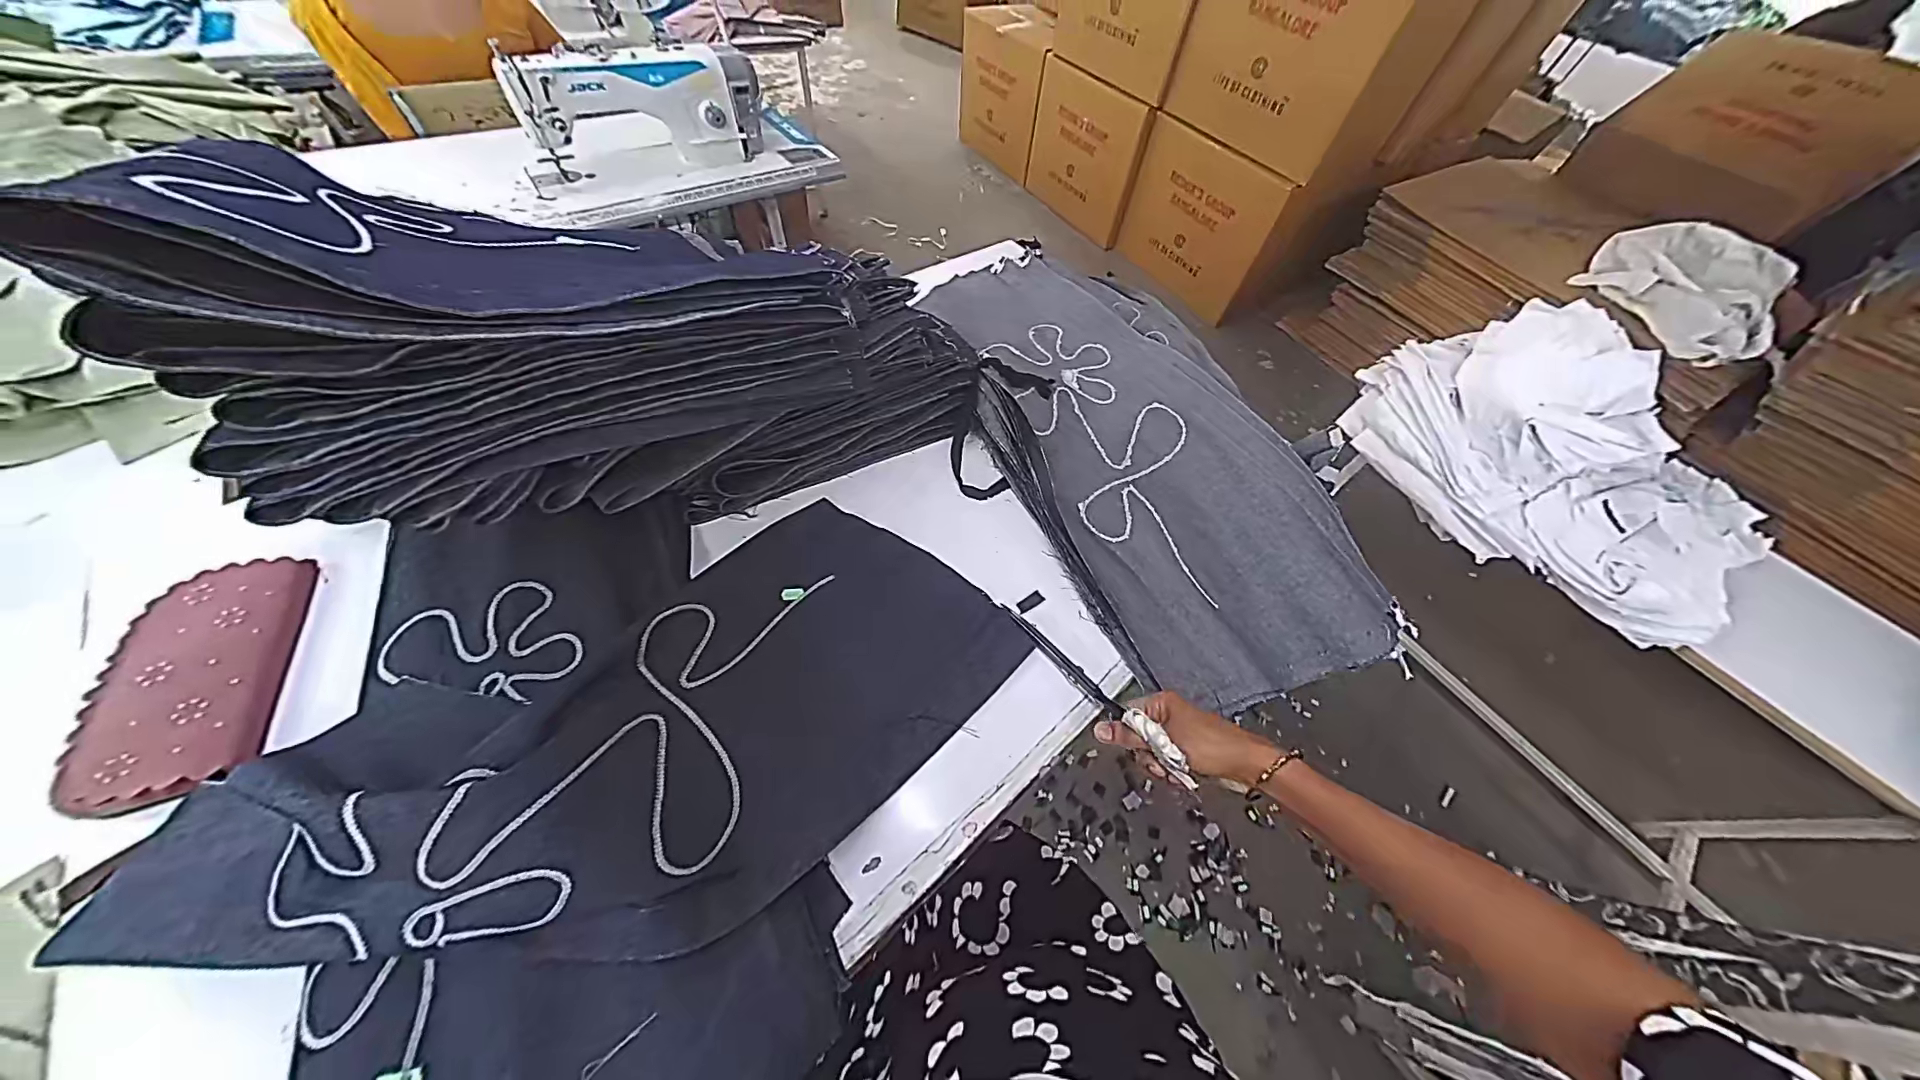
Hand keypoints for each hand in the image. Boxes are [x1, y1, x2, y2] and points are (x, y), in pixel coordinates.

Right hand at [1093, 692, 1284, 787]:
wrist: (1247, 765)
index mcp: (1160, 703)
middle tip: (1163, 761)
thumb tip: (1101, 729)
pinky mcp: (1185, 749)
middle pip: (1138, 738)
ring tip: (1177, 769)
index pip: (1127, 716)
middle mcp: (1167, 715)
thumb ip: (1131, 737)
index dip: (1129, 736)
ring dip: (1161, 766)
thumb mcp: (1165, 743)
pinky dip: (1172, 771)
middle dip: (1149, 756)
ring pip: (1151, 753)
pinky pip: (1166, 761)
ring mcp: (1177, 733)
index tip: (1140, 749)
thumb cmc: (1214, 746)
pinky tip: (1183, 774)